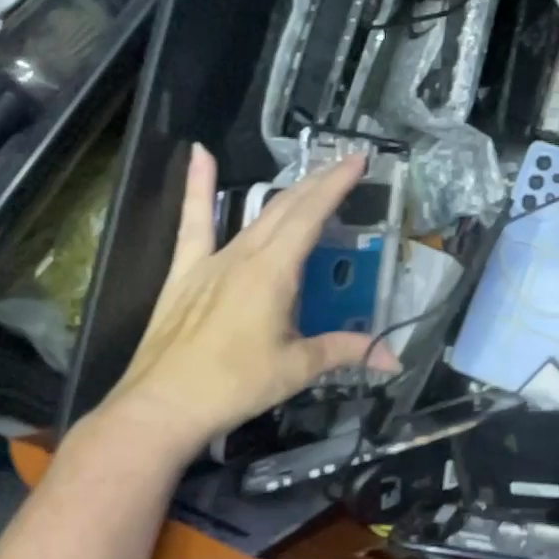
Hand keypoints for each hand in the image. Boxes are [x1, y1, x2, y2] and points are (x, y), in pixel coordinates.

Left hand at [100, 146, 398, 451]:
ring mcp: (211, 261)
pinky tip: (199, 154)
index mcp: (273, 273)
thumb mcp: (297, 369)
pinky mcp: (185, 273)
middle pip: (285, 209)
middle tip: (345, 167)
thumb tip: (393, 360)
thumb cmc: (235, 385)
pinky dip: (196, 188)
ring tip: (308, 177)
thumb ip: (345, 352)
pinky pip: (194, 224)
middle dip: (318, 184)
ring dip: (284, 194)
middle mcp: (243, 256)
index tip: (359, 160)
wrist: (164, 405)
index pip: (311, 217)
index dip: (336, 185)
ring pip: (254, 216)